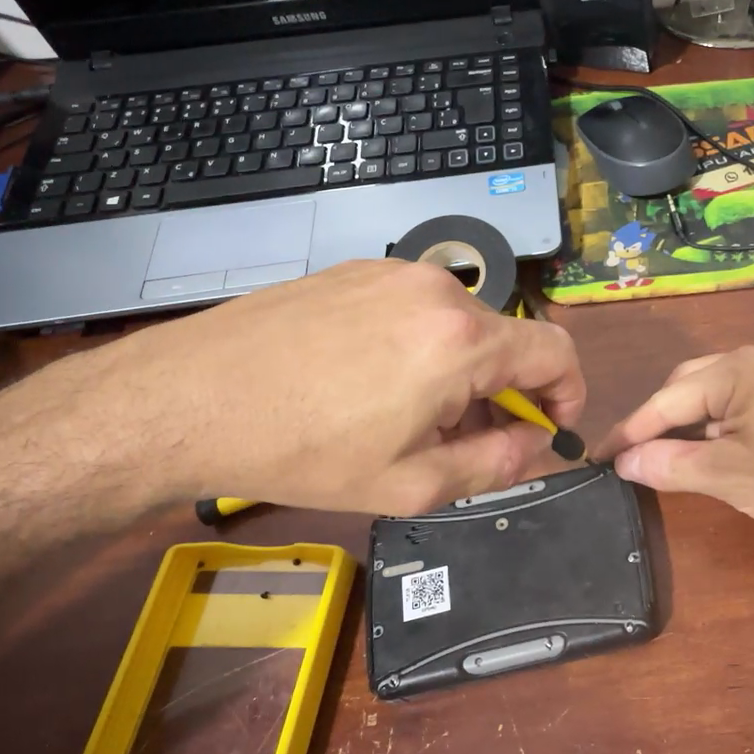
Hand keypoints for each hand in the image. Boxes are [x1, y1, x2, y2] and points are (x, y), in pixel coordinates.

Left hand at [49, 260, 584, 516]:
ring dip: (461, 370)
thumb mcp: (412, 484)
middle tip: (465, 440)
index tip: (549, 427)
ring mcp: (393, 273)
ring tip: (409, 415)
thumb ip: (498, 464)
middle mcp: (439, 291)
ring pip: (463, 325)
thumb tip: (539, 444)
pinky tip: (371, 381)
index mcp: (463, 342)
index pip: (558, 351)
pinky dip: (422, 345)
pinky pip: (417, 308)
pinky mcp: (356, 269)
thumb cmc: (304, 452)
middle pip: (508, 340)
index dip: (569, 393)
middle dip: (504, 392)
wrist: (184, 399)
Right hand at [595, 345, 753, 543]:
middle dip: (664, 418)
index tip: (600, 455)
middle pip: (694, 383)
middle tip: (640, 455)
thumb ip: (669, 464)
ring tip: (684, 454)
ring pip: (725, 389)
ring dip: (698, 419)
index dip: (630, 430)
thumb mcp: (727, 475)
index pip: (667, 399)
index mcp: (738, 368)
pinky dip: (731, 418)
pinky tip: (733, 445)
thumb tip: (625, 461)